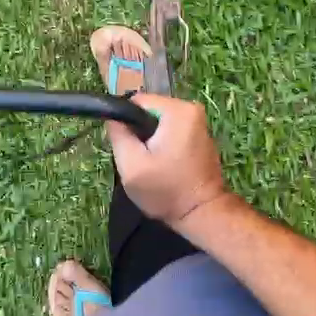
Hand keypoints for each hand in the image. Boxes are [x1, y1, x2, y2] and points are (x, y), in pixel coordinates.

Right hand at [106, 93, 229, 226]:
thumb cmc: (166, 191)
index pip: (138, 101)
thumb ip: (118, 134)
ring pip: (160, 121)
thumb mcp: (131, 165)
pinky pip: (172, 130)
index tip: (127, 145)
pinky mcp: (200, 135)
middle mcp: (192, 109)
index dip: (126, 121)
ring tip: (151, 164)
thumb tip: (113, 117)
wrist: (202, 214)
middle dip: (139, 131)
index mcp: (177, 110)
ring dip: (151, 139)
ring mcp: (199, 122)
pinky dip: (164, 143)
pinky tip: (163, 164)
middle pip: (150, 110)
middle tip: (138, 158)